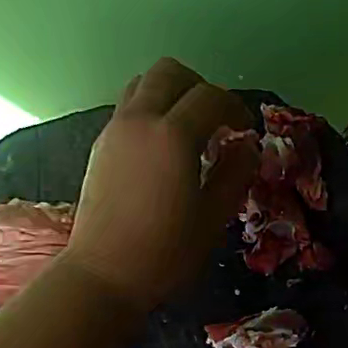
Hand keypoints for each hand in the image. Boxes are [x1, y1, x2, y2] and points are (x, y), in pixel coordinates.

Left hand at [61, 57, 259, 310]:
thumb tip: (247, 146)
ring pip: (143, 85)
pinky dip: (152, 113)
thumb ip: (235, 174)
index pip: (210, 97)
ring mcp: (114, 131)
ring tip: (190, 133)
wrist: (104, 274)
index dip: (235, 108)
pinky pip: (129, 109)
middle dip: (200, 87)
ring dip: (172, 96)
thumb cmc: (166, 252)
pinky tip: (165, 152)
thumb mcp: (213, 218)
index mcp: (172, 136)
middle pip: (170, 72)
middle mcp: (139, 120)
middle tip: (217, 121)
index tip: (246, 131)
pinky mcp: (100, 147)